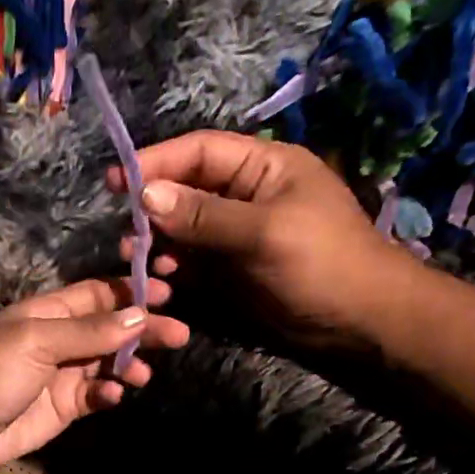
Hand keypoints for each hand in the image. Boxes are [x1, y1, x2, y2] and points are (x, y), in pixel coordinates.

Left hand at [0, 278, 189, 473]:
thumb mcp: (37, 342)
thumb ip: (89, 330)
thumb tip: (140, 315)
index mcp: (45, 312)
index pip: (96, 294)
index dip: (130, 292)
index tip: (167, 292)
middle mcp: (58, 338)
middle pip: (110, 327)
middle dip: (143, 329)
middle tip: (178, 335)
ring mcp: (63, 373)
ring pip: (109, 361)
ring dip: (130, 364)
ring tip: (142, 375)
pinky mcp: (67, 405)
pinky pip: (98, 394)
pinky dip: (109, 394)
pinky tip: (111, 397)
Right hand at [108, 130, 424, 347]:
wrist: (359, 321)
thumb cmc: (322, 263)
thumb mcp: (263, 233)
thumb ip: (203, 215)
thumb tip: (145, 195)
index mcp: (262, 167)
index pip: (200, 152)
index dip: (157, 162)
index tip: (115, 180)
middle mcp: (244, 194)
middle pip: (186, 190)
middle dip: (152, 208)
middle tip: (123, 232)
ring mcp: (235, 234)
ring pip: (183, 229)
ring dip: (157, 242)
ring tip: (134, 259)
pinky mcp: (230, 269)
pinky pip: (191, 262)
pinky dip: (172, 269)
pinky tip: (157, 279)